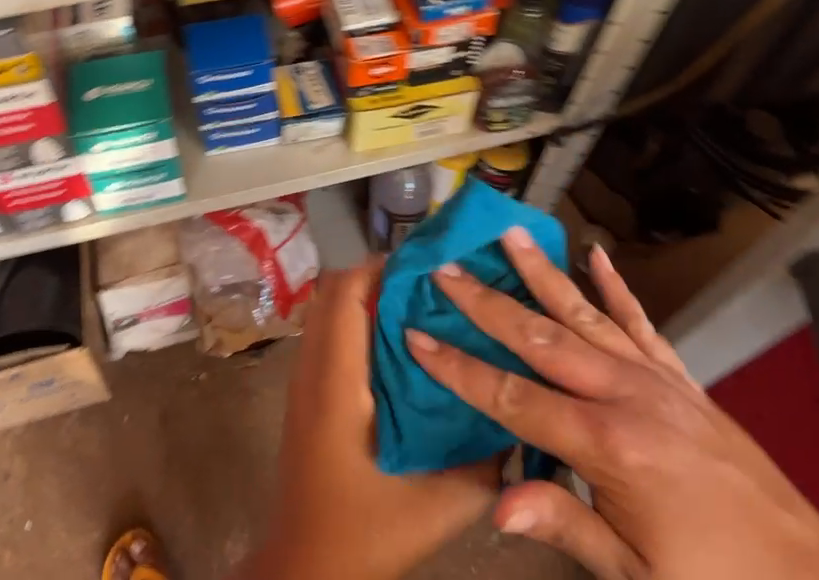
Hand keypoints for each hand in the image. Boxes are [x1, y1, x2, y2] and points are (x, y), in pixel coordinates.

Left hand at [241, 260, 499, 579]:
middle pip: (331, 292)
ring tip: (421, 310)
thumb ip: (485, 454)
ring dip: (367, 300)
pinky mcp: (305, 399)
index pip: (345, 294)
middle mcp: (311, 370)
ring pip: (327, 313)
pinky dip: (357, 326)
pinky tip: (401, 353)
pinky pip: (327, 338)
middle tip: (432, 288)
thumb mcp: (443, 501)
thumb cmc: (368, 531)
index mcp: (336, 382)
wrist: (306, 568)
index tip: (430, 269)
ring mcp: (302, 383)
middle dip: (379, 278)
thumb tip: (516, 405)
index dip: (383, 268)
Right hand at [406, 235, 818, 579]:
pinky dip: (618, 289)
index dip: (459, 368)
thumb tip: (497, 505)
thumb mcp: (635, 574)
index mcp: (608, 447)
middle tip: (447, 270)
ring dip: (544, 274)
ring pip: (587, 315)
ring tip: (512, 237)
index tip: (417, 335)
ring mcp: (659, 383)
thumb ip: (565, 525)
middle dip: (488, 304)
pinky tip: (598, 258)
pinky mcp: (684, 383)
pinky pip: (643, 325)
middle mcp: (629, 398)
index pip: (513, 398)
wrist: (808, 579)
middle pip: (541, 339)